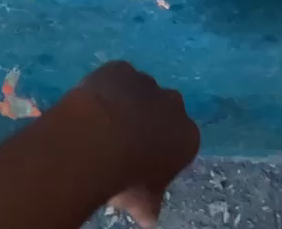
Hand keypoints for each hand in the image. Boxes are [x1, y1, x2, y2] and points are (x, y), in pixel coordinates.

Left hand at [51, 61, 200, 227]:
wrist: (97, 138)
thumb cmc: (127, 177)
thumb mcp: (142, 203)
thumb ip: (149, 205)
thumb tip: (148, 217)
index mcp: (187, 135)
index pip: (180, 143)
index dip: (161, 155)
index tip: (144, 166)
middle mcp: (173, 104)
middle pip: (164, 112)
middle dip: (149, 124)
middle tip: (124, 144)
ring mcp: (146, 81)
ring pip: (139, 92)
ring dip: (128, 104)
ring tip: (103, 126)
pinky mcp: (121, 67)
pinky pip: (116, 78)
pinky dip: (108, 88)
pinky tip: (93, 106)